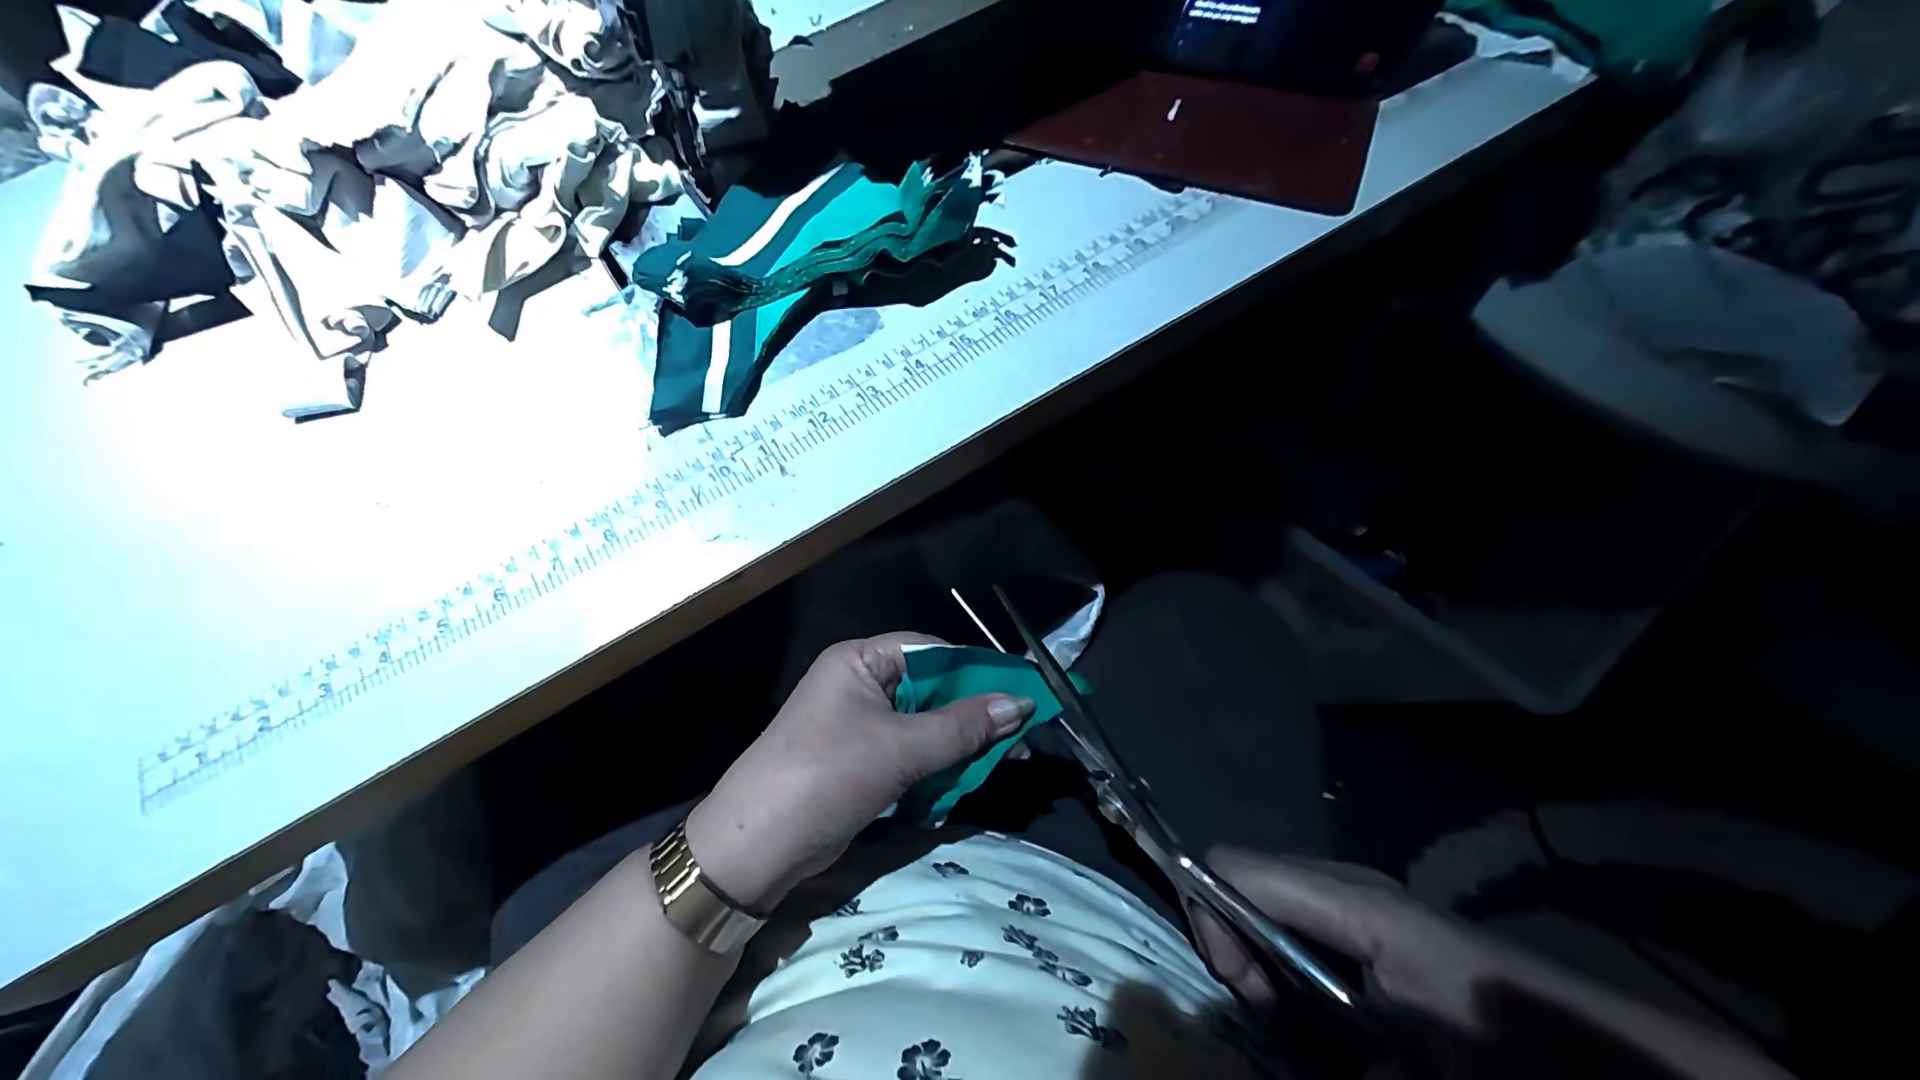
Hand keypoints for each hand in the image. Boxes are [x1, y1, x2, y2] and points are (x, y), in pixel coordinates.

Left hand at [685, 634, 1033, 912]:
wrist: (757, 846)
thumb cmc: (828, 775)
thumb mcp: (901, 748)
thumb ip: (963, 726)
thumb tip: (1021, 704)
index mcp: (860, 660)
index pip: (932, 651)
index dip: (977, 669)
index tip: (1021, 691)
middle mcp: (860, 684)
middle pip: (932, 688)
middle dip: (973, 712)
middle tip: (1021, 734)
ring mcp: (860, 723)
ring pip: (926, 723)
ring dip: (961, 742)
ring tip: (1005, 758)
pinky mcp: (862, 759)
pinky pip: (912, 750)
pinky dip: (939, 763)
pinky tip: (968, 777)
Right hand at [1194, 848, 1525, 1033]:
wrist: (1612, 1049)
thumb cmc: (1517, 1049)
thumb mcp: (1417, 1061)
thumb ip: (1336, 1048)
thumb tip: (1284, 1039)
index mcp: (1353, 902)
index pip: (1232, 868)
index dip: (1211, 919)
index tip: (1241, 988)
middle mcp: (1347, 882)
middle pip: (1241, 879)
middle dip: (1233, 941)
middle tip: (1268, 1008)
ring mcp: (1361, 894)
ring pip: (1265, 895)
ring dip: (1258, 950)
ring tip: (1293, 1011)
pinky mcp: (1373, 914)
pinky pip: (1297, 912)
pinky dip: (1285, 951)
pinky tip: (1321, 1002)